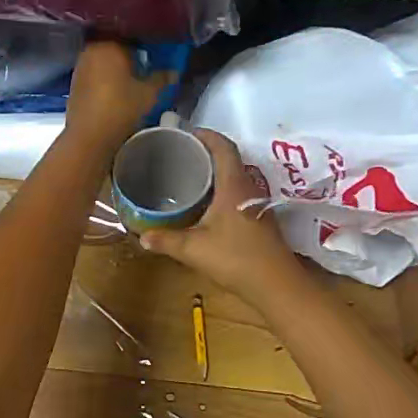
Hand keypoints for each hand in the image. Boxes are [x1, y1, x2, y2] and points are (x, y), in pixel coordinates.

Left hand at [63, 40, 173, 153]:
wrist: (89, 135)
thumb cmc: (121, 108)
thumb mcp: (148, 93)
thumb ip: (161, 79)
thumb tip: (172, 72)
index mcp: (110, 45)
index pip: (131, 39)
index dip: (144, 47)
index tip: (154, 57)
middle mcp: (91, 51)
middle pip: (114, 50)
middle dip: (128, 58)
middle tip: (143, 69)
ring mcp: (79, 68)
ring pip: (102, 63)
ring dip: (114, 70)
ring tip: (129, 83)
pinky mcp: (73, 86)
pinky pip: (93, 77)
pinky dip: (102, 81)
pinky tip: (113, 93)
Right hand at [138, 129, 305, 306]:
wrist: (276, 284)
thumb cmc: (236, 259)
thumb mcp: (194, 249)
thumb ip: (166, 240)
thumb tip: (142, 236)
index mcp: (234, 185)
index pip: (223, 147)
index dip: (206, 135)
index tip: (186, 133)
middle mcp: (248, 188)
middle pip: (229, 159)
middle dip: (206, 152)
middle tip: (181, 154)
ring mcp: (256, 203)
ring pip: (235, 176)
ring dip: (215, 172)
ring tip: (189, 175)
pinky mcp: (259, 218)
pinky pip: (238, 192)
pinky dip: (221, 189)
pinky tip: (205, 203)